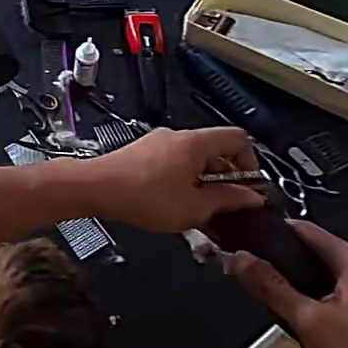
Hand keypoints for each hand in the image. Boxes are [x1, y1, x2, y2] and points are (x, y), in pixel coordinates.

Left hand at [63, 127, 264, 233]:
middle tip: (228, 205)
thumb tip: (250, 198)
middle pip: (216, 151)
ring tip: (201, 210)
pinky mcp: (144, 153)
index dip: (251, 162)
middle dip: (226, 178)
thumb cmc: (140, 195)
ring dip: (204, 183)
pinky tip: (177, 205)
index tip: (249, 186)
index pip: (238, 139)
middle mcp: (177, 137)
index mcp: (195, 143)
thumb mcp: (193, 207)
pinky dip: (183, 181)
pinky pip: (174, 163)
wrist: (96, 188)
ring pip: (194, 160)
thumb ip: (227, 201)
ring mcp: (158, 143)